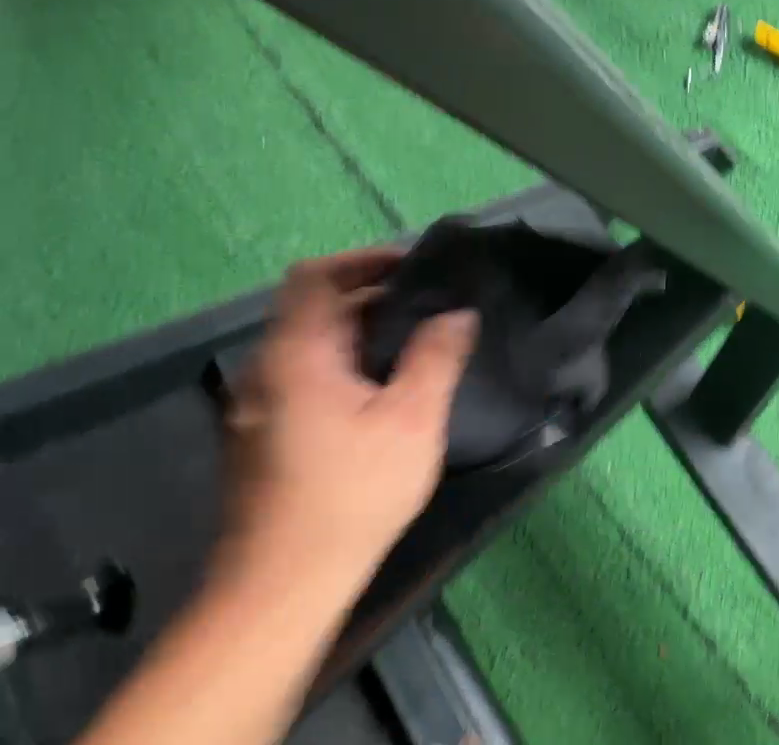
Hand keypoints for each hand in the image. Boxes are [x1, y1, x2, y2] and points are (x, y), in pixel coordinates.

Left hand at [217, 247, 477, 596]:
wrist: (284, 581)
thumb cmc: (354, 491)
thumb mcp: (413, 418)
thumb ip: (436, 356)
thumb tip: (456, 313)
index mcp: (295, 357)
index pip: (314, 278)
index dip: (364, 260)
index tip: (418, 266)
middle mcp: (265, 373)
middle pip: (314, 311)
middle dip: (376, 297)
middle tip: (438, 306)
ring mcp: (258, 408)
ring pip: (313, 347)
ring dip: (366, 334)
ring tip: (426, 344)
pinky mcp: (264, 437)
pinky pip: (308, 377)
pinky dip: (350, 364)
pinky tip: (390, 391)